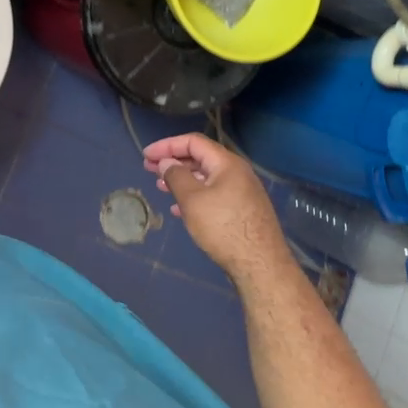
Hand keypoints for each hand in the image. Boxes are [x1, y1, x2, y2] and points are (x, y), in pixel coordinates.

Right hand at [145, 133, 287, 285]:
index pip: (193, 142)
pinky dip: (194, 195)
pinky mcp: (243, 210)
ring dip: (182, 179)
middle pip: (200, 158)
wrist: (261, 265)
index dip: (166, 145)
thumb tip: (167, 162)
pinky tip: (180, 209)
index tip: (146, 155)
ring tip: (161, 187)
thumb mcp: (192, 199)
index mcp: (227, 163)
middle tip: (149, 168)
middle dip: (173, 162)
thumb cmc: (223, 227)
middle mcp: (237, 173)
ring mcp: (242, 192)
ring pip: (206, 177)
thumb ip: (175, 176)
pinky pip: (214, 194)